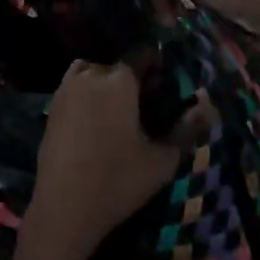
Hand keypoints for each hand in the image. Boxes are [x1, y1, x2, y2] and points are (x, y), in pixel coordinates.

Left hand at [19, 61, 205, 259]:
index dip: (157, 64)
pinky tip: (97, 120)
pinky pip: (75, 86)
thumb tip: (207, 105)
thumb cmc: (119, 180)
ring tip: (120, 111)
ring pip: (93, 73)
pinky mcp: (52, 105)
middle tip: (148, 104)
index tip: (167, 80)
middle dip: (133, 78)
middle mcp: (91, 74)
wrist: (64, 205)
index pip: (142, 54)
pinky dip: (87, 93)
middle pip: (117, 66)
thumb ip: (187, 128)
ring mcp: (67, 87)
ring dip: (107, 83)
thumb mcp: (162, 159)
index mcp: (119, 80)